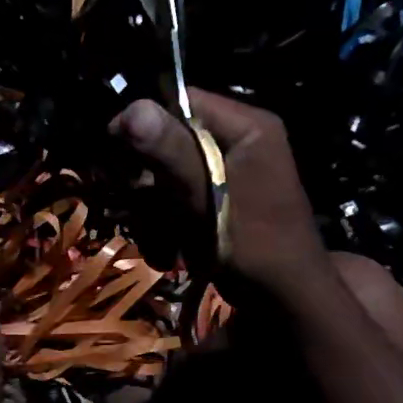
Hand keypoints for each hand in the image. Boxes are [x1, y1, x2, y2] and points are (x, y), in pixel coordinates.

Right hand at [110, 90, 325, 300]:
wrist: (285, 300)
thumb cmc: (255, 246)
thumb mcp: (208, 198)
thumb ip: (172, 154)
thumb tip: (131, 109)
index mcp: (245, 127)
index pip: (180, 101)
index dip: (142, 127)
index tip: (117, 162)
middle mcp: (234, 143)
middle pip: (165, 144)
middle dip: (148, 187)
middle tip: (148, 215)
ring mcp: (222, 176)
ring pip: (162, 181)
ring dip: (153, 218)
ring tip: (165, 246)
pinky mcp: (212, 204)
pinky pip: (172, 206)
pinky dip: (164, 231)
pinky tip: (169, 255)